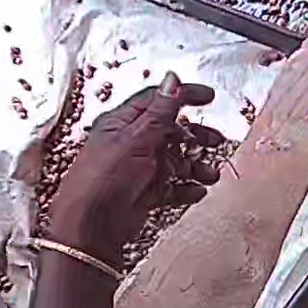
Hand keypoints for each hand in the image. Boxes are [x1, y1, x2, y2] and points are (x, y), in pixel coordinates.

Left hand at [48, 72, 224, 263]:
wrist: (92, 226)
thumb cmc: (104, 179)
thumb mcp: (136, 139)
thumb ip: (159, 112)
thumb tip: (172, 80)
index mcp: (124, 123)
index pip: (158, 101)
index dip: (184, 96)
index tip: (209, 97)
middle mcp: (133, 144)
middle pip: (172, 132)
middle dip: (197, 136)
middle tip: (216, 140)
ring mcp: (140, 170)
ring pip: (176, 161)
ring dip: (196, 166)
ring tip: (211, 174)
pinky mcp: (146, 193)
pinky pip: (173, 187)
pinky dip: (187, 188)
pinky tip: (197, 191)